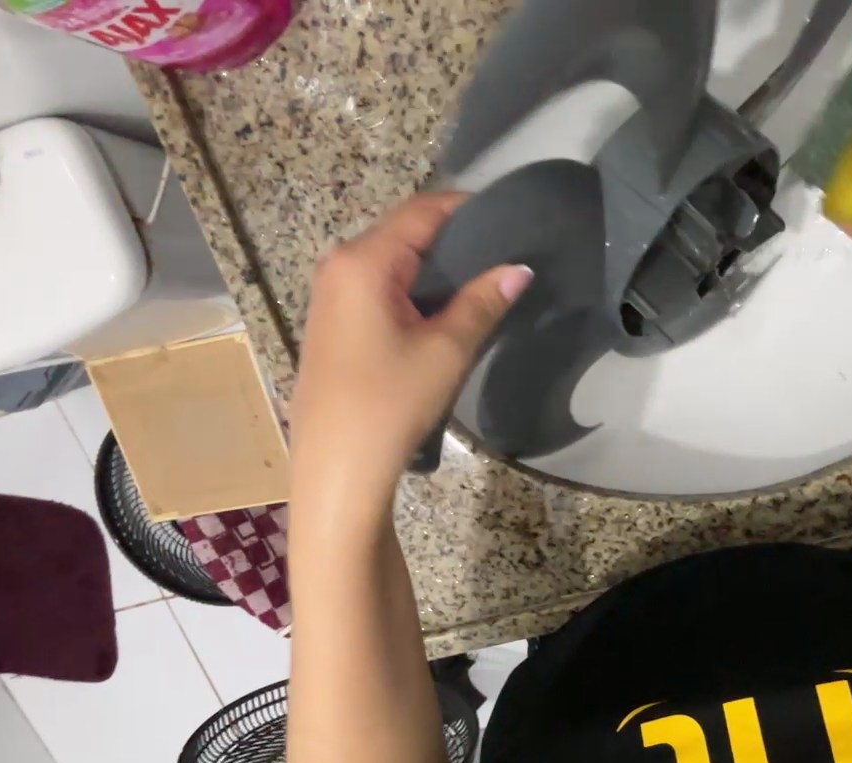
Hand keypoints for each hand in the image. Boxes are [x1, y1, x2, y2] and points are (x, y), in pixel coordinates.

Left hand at [291, 193, 531, 521]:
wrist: (338, 464)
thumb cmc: (391, 401)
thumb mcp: (446, 350)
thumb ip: (483, 302)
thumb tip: (520, 268)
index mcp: (363, 261)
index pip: (421, 212)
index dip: (465, 208)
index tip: (507, 215)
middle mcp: (339, 266)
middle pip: (403, 234)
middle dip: (452, 240)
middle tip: (502, 252)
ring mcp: (331, 297)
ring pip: (391, 265)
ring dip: (433, 269)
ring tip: (480, 282)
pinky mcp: (333, 326)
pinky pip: (378, 290)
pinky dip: (412, 292)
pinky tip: (441, 313)